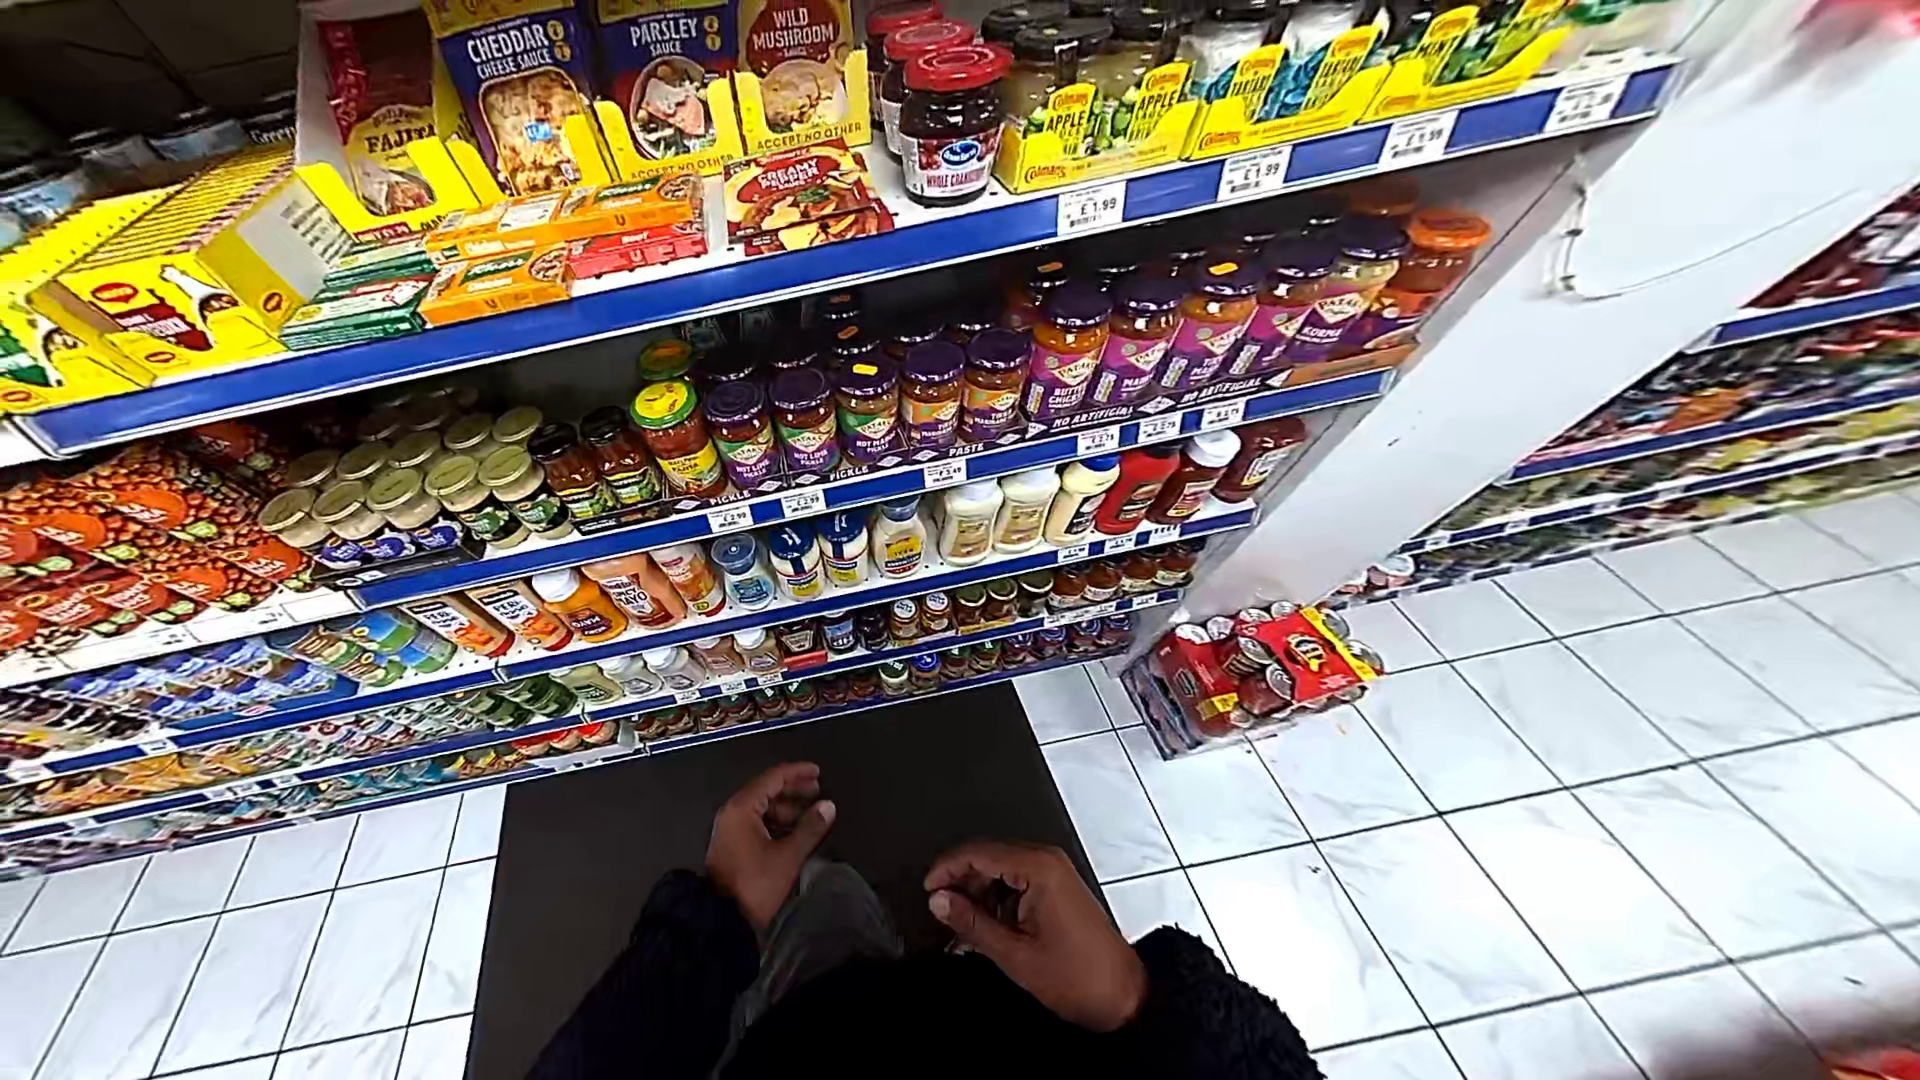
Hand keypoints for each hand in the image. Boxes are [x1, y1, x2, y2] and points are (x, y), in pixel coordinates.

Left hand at [706, 762, 835, 931]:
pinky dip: (777, 820)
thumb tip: (828, 807)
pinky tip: (795, 830)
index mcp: (742, 808)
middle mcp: (732, 813)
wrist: (719, 924)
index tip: (817, 772)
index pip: (774, 777)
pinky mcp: (731, 844)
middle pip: (767, 789)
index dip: (798, 772)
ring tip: (810, 814)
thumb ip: (811, 827)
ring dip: (787, 807)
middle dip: (794, 789)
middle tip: (817, 791)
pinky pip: (757, 821)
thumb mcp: (788, 856)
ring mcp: (730, 829)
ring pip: (762, 806)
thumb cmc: (753, 885)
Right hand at [925, 841, 1147, 1031]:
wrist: (1123, 996)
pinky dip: (998, 895)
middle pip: (989, 855)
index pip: (979, 852)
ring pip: (1001, 865)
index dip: (948, 868)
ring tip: (964, 923)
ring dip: (979, 890)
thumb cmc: (1080, 978)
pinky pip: (1017, 876)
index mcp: (1039, 868)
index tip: (929, 886)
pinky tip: (988, 923)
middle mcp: (1047, 860)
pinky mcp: (1056, 882)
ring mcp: (1054, 869)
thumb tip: (941, 901)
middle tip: (942, 908)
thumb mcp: (1015, 954)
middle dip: (962, 880)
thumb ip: (971, 923)